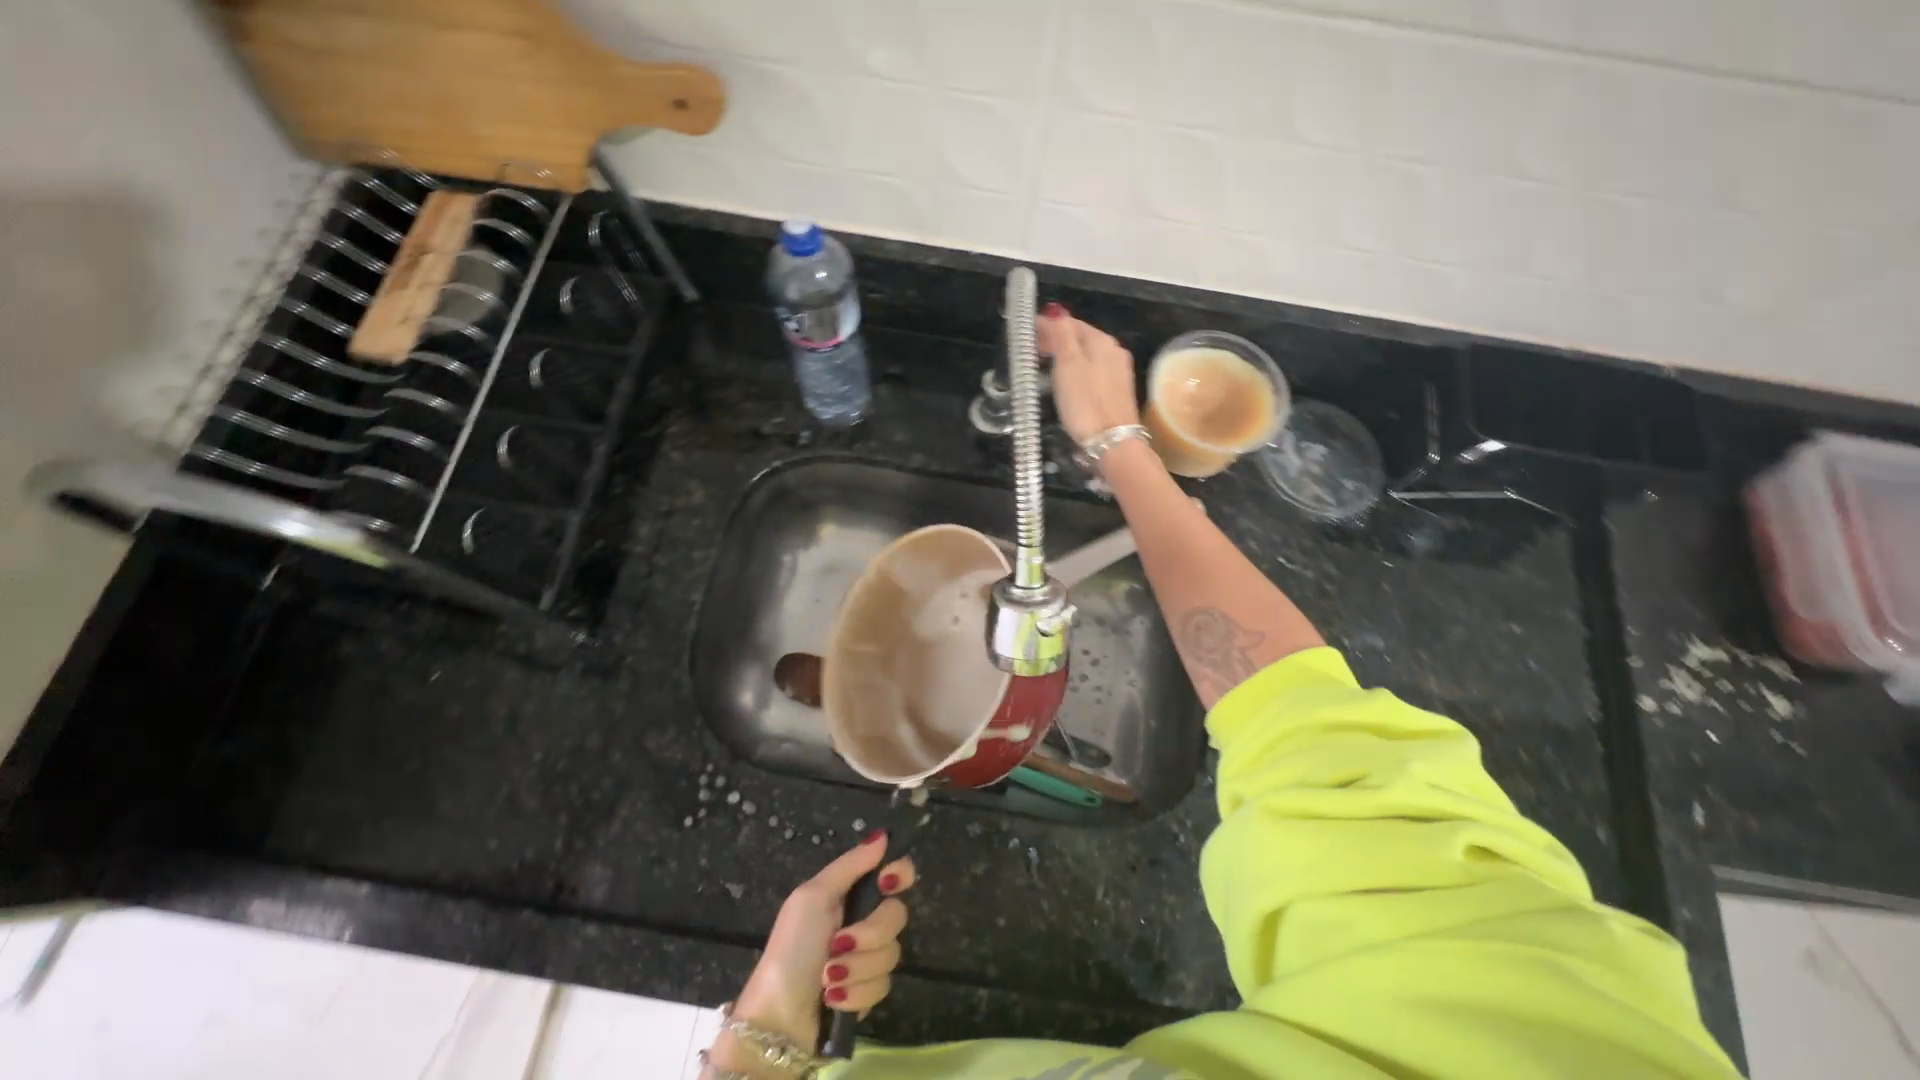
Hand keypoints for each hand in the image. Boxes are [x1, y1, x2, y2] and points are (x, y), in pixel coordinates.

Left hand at [726, 832, 916, 1053]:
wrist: (777, 1016)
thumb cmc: (791, 949)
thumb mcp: (813, 898)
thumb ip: (850, 865)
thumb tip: (883, 834)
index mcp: (849, 894)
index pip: (894, 874)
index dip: (899, 875)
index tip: (887, 883)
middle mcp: (863, 922)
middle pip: (897, 916)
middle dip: (868, 935)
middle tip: (838, 945)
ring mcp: (867, 958)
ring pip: (892, 955)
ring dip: (857, 969)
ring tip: (828, 979)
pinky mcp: (868, 992)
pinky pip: (883, 986)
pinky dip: (856, 994)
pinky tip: (833, 999)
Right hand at [1038, 304, 1140, 443]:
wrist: (1113, 442)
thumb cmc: (1085, 402)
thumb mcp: (1067, 364)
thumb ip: (1061, 335)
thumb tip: (1055, 311)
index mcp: (1102, 341)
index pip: (1071, 323)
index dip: (1048, 325)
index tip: (1027, 331)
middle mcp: (1114, 351)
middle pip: (1081, 338)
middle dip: (1057, 339)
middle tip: (1033, 348)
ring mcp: (1119, 372)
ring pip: (1088, 355)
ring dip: (1066, 355)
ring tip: (1045, 363)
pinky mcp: (1118, 392)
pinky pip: (1094, 371)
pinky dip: (1077, 369)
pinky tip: (1067, 380)